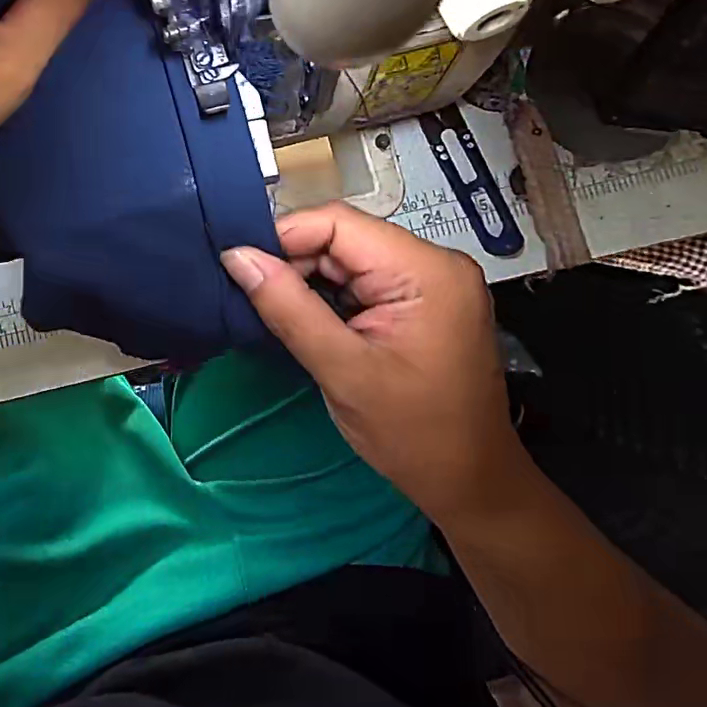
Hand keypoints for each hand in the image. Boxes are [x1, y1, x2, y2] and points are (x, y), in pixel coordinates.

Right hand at [221, 202, 524, 525]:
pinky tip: (307, 318)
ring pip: (347, 258)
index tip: (241, 266)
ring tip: (276, 311)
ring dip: (308, 280)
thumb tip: (236, 257)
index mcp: (426, 270)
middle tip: (255, 297)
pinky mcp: (419, 299)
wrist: (470, 484)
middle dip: (294, 263)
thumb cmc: (414, 435)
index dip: (284, 237)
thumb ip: (287, 307)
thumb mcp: (343, 370)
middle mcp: (433, 262)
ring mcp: (429, 280)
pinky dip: (328, 295)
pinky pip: (361, 279)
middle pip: (343, 238)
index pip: (339, 223)